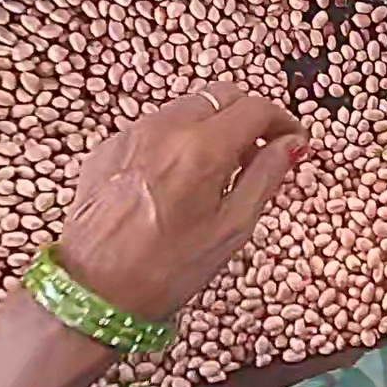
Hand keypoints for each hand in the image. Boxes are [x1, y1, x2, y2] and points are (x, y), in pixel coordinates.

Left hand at [57, 83, 304, 318]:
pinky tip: (180, 178)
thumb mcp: (232, 228)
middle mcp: (166, 128)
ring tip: (221, 169)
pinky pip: (157, 126)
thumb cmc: (169, 268)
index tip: (293, 141)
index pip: (256, 108)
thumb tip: (292, 144)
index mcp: (202, 149)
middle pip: (222, 95)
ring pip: (189, 107)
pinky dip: (180, 138)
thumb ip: (266, 176)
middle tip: (260, 153)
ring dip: (215, 126)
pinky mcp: (110, 146)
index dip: (283, 121)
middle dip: (250, 117)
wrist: (93, 291)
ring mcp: (133, 133)